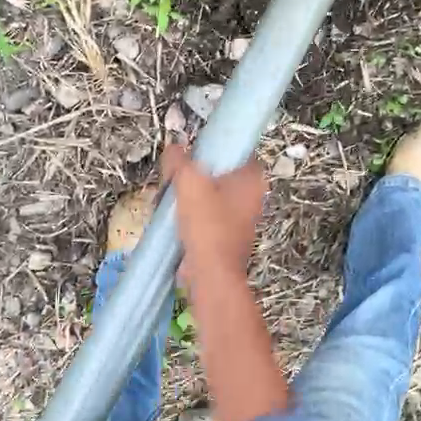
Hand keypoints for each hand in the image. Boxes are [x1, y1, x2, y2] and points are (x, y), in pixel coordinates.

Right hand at [162, 143, 265, 283]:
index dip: (211, 149)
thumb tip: (173, 147)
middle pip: (218, 174)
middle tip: (172, 182)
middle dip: (191, 178)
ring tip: (166, 202)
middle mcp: (253, 197)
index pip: (234, 150)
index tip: (189, 157)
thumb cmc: (207, 223)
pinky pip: (206, 216)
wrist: (211, 273)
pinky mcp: (228, 236)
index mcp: (253, 178)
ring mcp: (242, 218)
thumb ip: (179, 160)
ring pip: (209, 196)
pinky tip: (171, 220)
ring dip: (187, 198)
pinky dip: (190, 216)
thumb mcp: (188, 182)